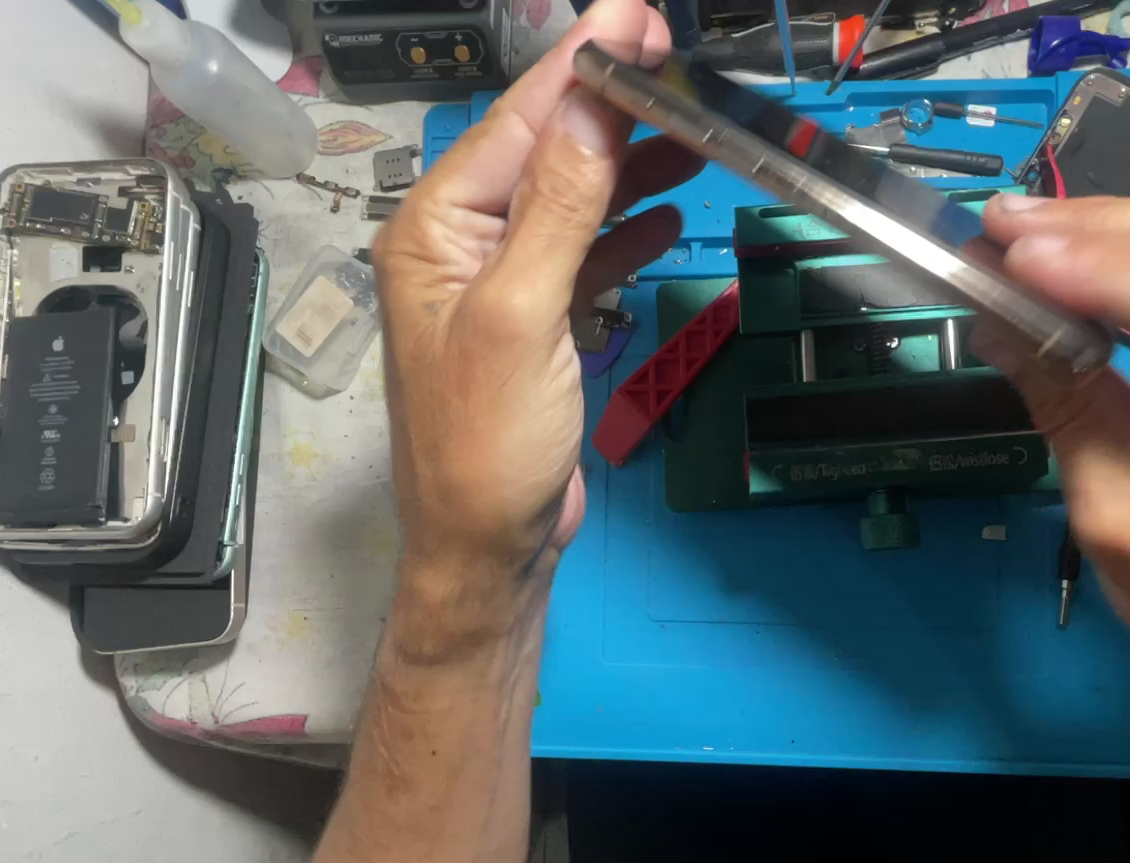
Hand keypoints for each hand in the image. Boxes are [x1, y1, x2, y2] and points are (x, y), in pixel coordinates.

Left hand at [373, 0, 702, 577]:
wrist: (490, 543)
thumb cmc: (489, 444)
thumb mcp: (520, 318)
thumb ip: (557, 210)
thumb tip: (593, 103)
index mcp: (436, 231)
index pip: (515, 126)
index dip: (579, 70)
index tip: (637, 18)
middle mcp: (464, 248)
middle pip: (546, 158)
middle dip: (611, 112)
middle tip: (678, 68)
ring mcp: (503, 289)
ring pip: (572, 208)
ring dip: (628, 172)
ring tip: (693, 140)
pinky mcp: (538, 327)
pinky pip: (583, 262)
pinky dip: (623, 237)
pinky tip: (664, 216)